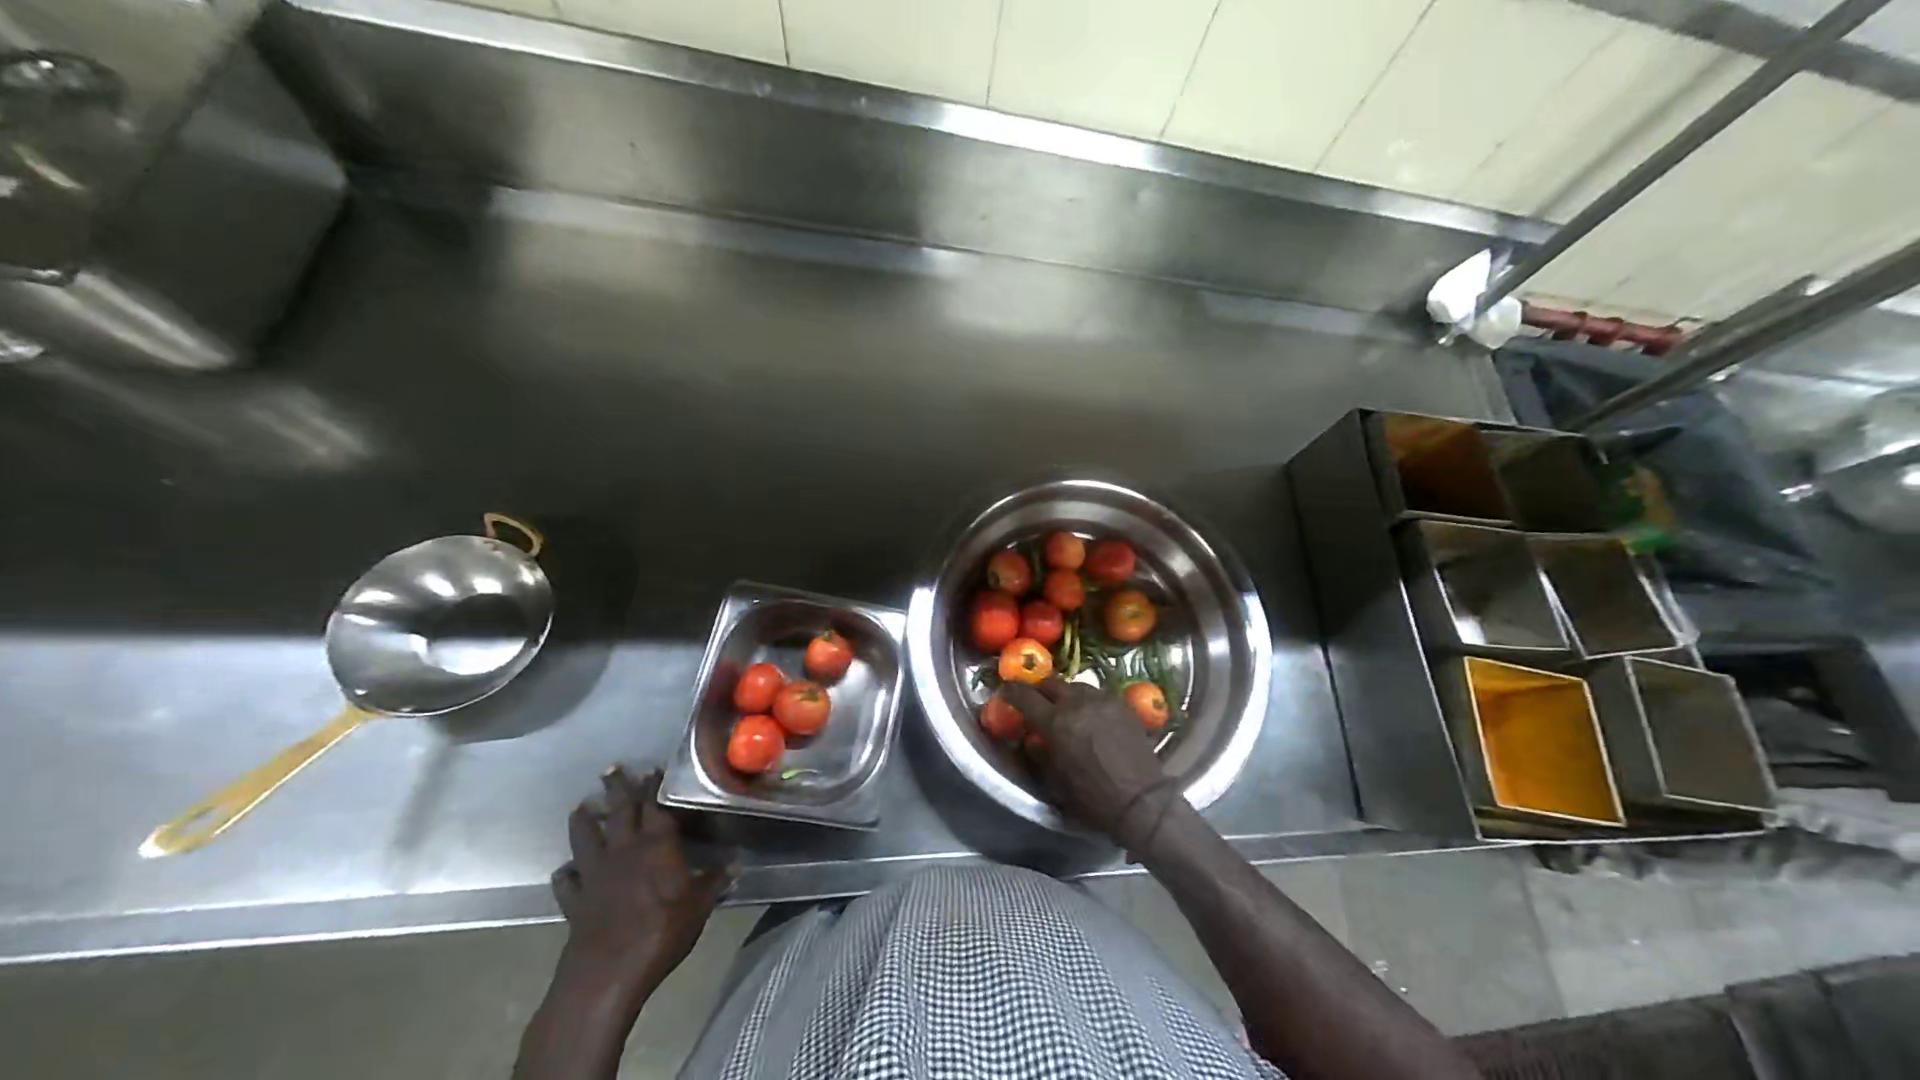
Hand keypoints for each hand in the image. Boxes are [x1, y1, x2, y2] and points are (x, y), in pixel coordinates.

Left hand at [550, 767, 734, 994]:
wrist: (609, 971)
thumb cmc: (663, 930)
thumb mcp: (700, 905)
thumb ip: (715, 880)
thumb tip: (735, 863)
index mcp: (657, 845)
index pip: (656, 806)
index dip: (655, 786)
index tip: (653, 769)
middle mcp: (623, 850)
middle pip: (620, 811)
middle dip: (617, 788)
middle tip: (611, 770)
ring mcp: (595, 873)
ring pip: (586, 837)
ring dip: (584, 820)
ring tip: (581, 806)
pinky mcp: (575, 900)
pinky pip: (567, 880)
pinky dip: (566, 872)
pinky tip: (566, 870)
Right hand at [999, 678, 1175, 847]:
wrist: (1140, 800)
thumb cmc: (1092, 797)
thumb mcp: (1055, 780)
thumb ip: (1039, 752)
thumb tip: (1031, 737)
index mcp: (1055, 722)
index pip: (1025, 696)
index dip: (1011, 692)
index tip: (1005, 692)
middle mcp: (1077, 703)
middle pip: (1051, 683)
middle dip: (1040, 690)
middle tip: (1036, 701)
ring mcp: (1103, 700)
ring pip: (1076, 686)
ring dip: (1065, 695)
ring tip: (1065, 709)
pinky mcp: (1122, 705)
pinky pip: (1098, 694)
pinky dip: (1087, 701)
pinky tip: (1090, 716)